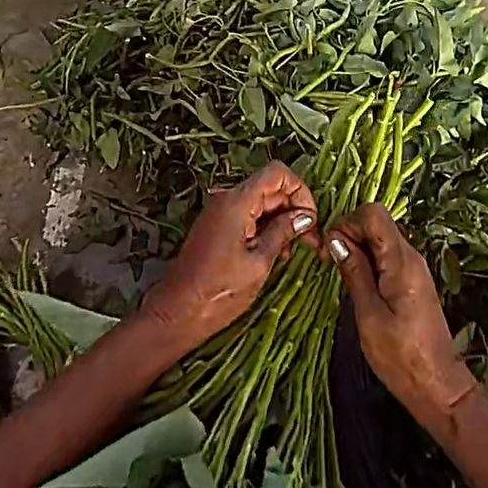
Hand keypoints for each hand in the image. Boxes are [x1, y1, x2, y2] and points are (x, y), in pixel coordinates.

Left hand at [141, 162, 317, 348]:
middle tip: (311, 239)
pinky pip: (250, 215)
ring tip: (296, 249)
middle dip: (295, 208)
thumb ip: (283, 232)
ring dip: (283, 220)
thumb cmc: (218, 292)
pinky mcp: (219, 226)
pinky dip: (267, 227)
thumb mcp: (259, 262)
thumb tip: (306, 216)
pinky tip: (278, 252)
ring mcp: (221, 212)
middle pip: (272, 187)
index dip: (300, 190)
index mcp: (237, 201)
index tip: (311, 218)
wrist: (176, 315)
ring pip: (263, 202)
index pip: (278, 173)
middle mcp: (228, 199)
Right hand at [326, 204, 477, 420]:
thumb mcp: (369, 315)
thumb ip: (354, 272)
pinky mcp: (413, 280)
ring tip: (341, 274)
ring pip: (381, 238)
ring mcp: (414, 267)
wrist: (437, 385)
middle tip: (330, 262)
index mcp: (402, 260)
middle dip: (350, 233)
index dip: (348, 223)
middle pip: (377, 222)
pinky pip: (387, 255)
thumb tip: (336, 240)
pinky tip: (358, 283)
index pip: (374, 214)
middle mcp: (411, 256)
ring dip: (358, 247)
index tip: (330, 249)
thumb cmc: (400, 356)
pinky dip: (369, 260)